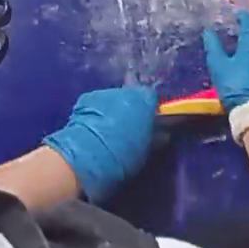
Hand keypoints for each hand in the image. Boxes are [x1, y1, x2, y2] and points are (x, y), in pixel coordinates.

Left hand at [41, 86, 156, 202]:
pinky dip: (102, 110)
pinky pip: (100, 102)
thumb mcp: (145, 149)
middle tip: (133, 127)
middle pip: (133, 95)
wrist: (86, 154)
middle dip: (134, 108)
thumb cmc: (122, 156)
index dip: (152, 109)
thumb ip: (154, 135)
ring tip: (113, 127)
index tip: (152, 122)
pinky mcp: (87, 97)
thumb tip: (162, 132)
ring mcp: (103, 92)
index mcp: (141, 102)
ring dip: (117, 109)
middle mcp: (122, 91)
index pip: (151, 97)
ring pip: (116, 97)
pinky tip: (98, 125)